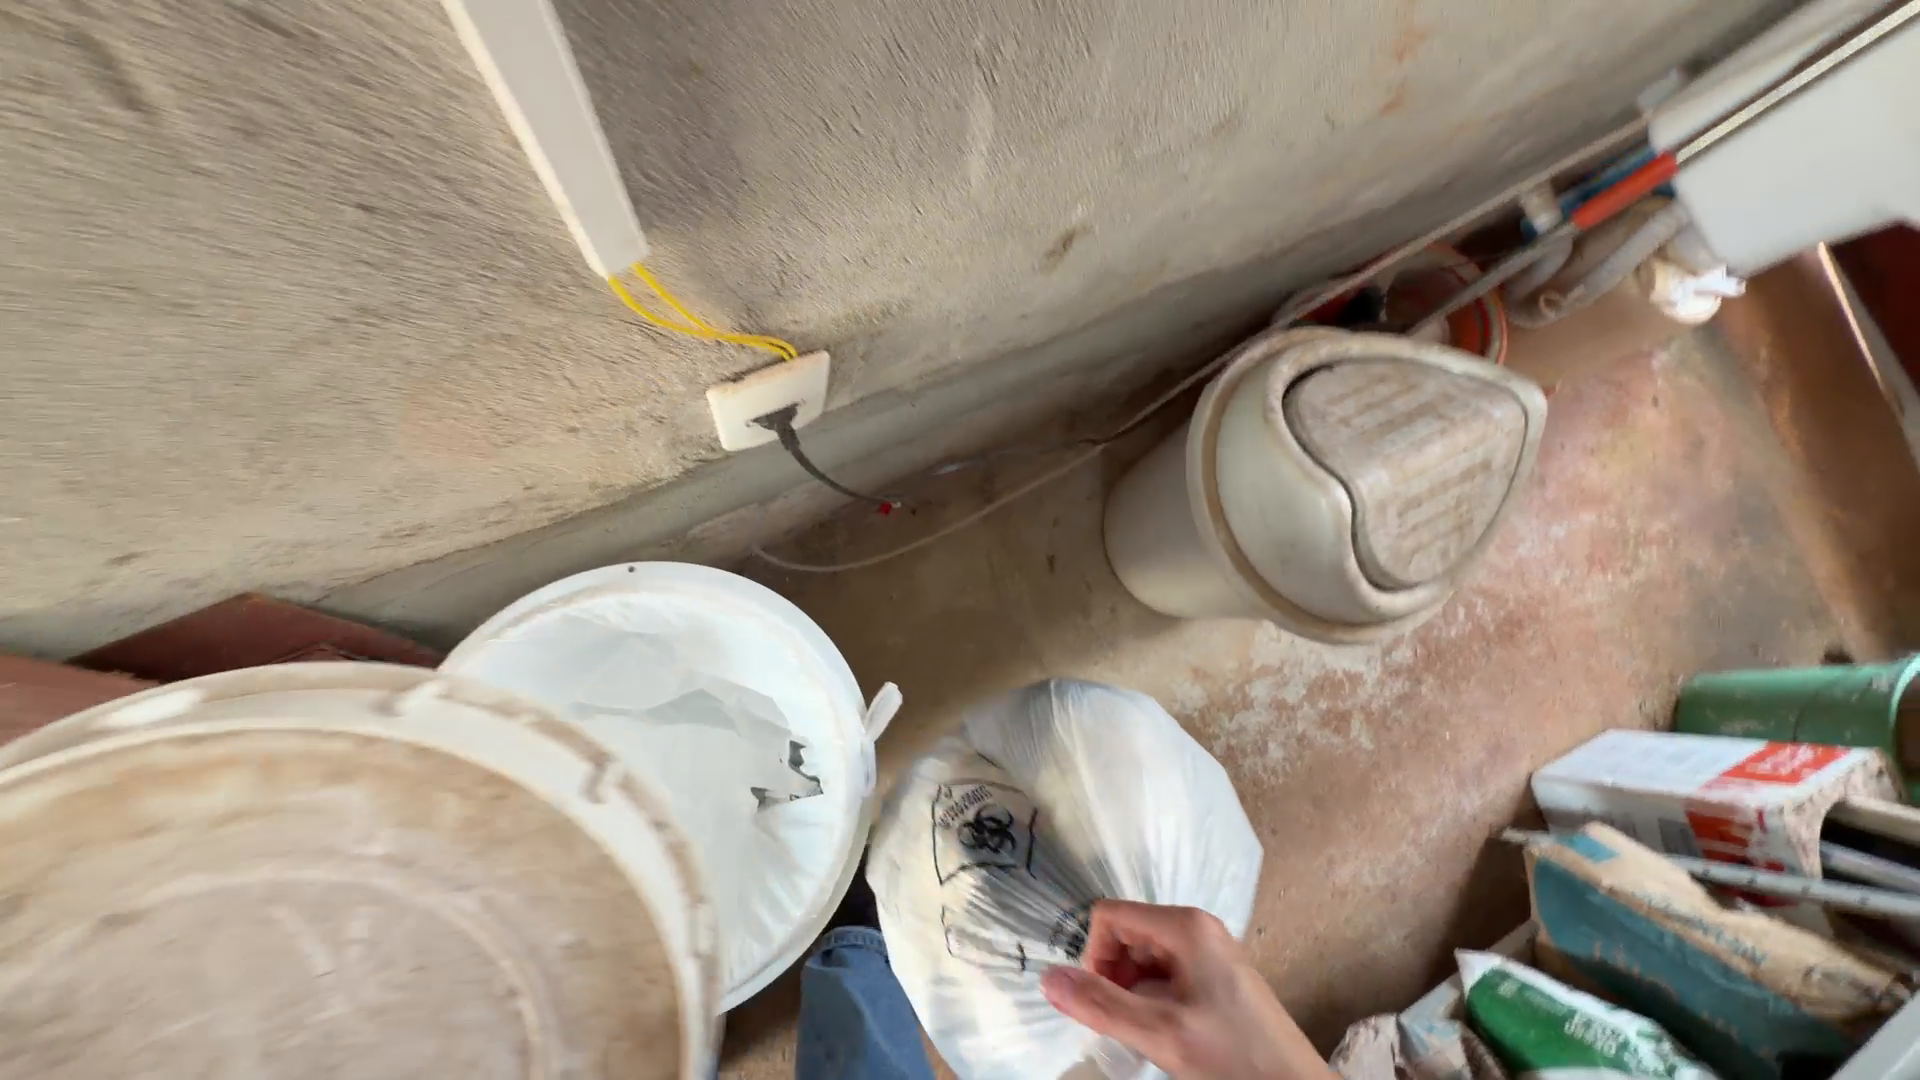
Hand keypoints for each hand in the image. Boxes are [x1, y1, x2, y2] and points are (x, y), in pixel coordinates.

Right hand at [1040, 901, 1333, 1079]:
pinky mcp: (1216, 978)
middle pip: (1126, 935)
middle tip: (1126, 1026)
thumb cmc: (1234, 1060)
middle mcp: (1195, 928)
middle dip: (1113, 978)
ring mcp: (1208, 952)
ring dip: (1132, 994)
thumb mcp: (1162, 1035)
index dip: (1094, 956)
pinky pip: (1165, 976)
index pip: (1110, 916)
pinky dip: (1152, 1002)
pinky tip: (1166, 1037)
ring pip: (1143, 959)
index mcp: (1184, 926)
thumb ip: (1102, 1006)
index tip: (1103, 1004)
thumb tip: (1047, 978)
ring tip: (1148, 1036)